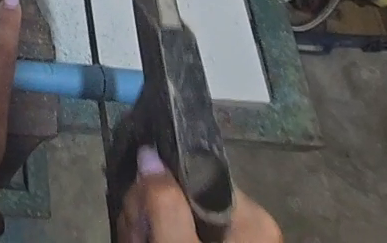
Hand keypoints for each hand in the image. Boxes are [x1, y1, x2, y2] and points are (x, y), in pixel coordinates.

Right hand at [119, 146, 282, 242]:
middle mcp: (242, 217)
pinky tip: (142, 240)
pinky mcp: (209, 241)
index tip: (137, 202)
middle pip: (176, 185)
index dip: (156, 179)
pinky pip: (173, 223)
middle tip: (137, 234)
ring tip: (137, 239)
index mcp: (250, 215)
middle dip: (145, 207)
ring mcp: (227, 234)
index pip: (192, 166)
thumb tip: (148, 153)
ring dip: (143, 221)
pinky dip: (151, 231)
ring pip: (168, 204)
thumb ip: (164, 204)